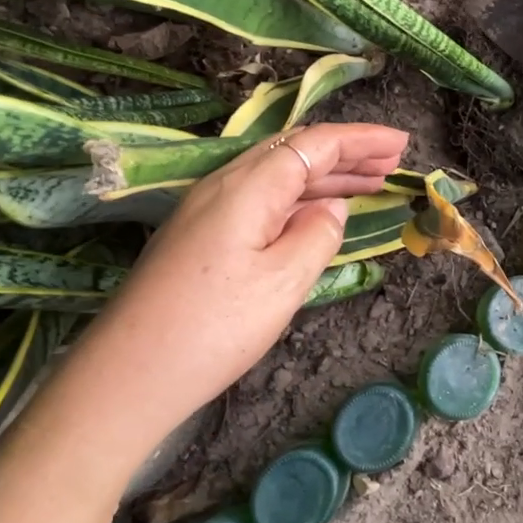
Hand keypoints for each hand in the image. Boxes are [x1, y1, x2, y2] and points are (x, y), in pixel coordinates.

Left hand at [62, 122, 408, 444]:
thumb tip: (333, 207)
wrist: (120, 383)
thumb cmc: (211, 329)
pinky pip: (262, 198)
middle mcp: (224, 186)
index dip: (362, 139)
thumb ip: (319, 234)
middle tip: (394, 160)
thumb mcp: (283, 282)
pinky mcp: (199, 238)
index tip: (402, 143)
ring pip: (279, 175)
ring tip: (371, 182)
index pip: (315, 144)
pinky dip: (300, 198)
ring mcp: (207, 212)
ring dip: (326, 176)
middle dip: (348, 152)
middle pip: (295, 152)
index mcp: (248, 187)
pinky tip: (319, 214)